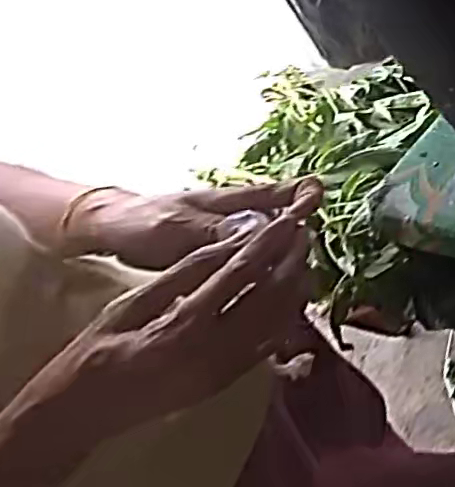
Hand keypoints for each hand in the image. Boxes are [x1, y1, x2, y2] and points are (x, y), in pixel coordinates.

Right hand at [1, 182, 321, 474]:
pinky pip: (278, 332)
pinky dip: (293, 302)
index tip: (304, 205)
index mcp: (179, 328)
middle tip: (314, 220)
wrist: (64, 427)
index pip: (246, 269)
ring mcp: (229, 364)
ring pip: (289, 307)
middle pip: (280, 285)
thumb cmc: (86, 362)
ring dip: (304, 272)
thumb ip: (185, 276)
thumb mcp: (125, 310)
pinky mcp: (234, 375)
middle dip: (302, 250)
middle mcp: (214, 347)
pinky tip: (296, 281)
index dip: (279, 233)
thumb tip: (237, 241)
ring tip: (308, 243)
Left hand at [65, 180, 313, 269]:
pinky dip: (261, 278)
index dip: (311, 201)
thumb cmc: (146, 221)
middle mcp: (261, 214)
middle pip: (297, 223)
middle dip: (299, 245)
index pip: (300, 189)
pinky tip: (254, 298)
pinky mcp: (236, 256)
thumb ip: (218, 229)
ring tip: (272, 292)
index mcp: (252, 197)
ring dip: (282, 265)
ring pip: (281, 246)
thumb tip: (261, 233)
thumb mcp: (176, 225)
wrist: (111, 232)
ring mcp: (249, 235)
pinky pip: (260, 263)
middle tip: (289, 274)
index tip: (309, 222)